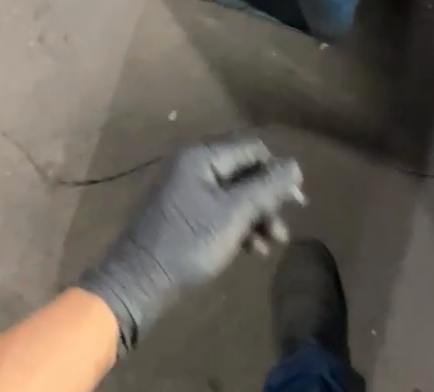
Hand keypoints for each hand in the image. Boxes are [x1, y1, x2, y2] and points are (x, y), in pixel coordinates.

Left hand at [78, 137, 305, 352]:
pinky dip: (237, 224)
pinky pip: (218, 208)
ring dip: (256, 216)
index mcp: (201, 156)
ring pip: (233, 193)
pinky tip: (251, 249)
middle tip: (284, 229)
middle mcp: (192, 164)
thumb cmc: (187, 244)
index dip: (278, 171)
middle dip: (267, 199)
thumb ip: (267, 187)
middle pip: (244, 171)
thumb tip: (295, 165)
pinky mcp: (181, 213)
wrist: (136, 284)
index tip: (297, 202)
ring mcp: (184, 189)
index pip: (253, 149)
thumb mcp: (234, 214)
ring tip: (271, 245)